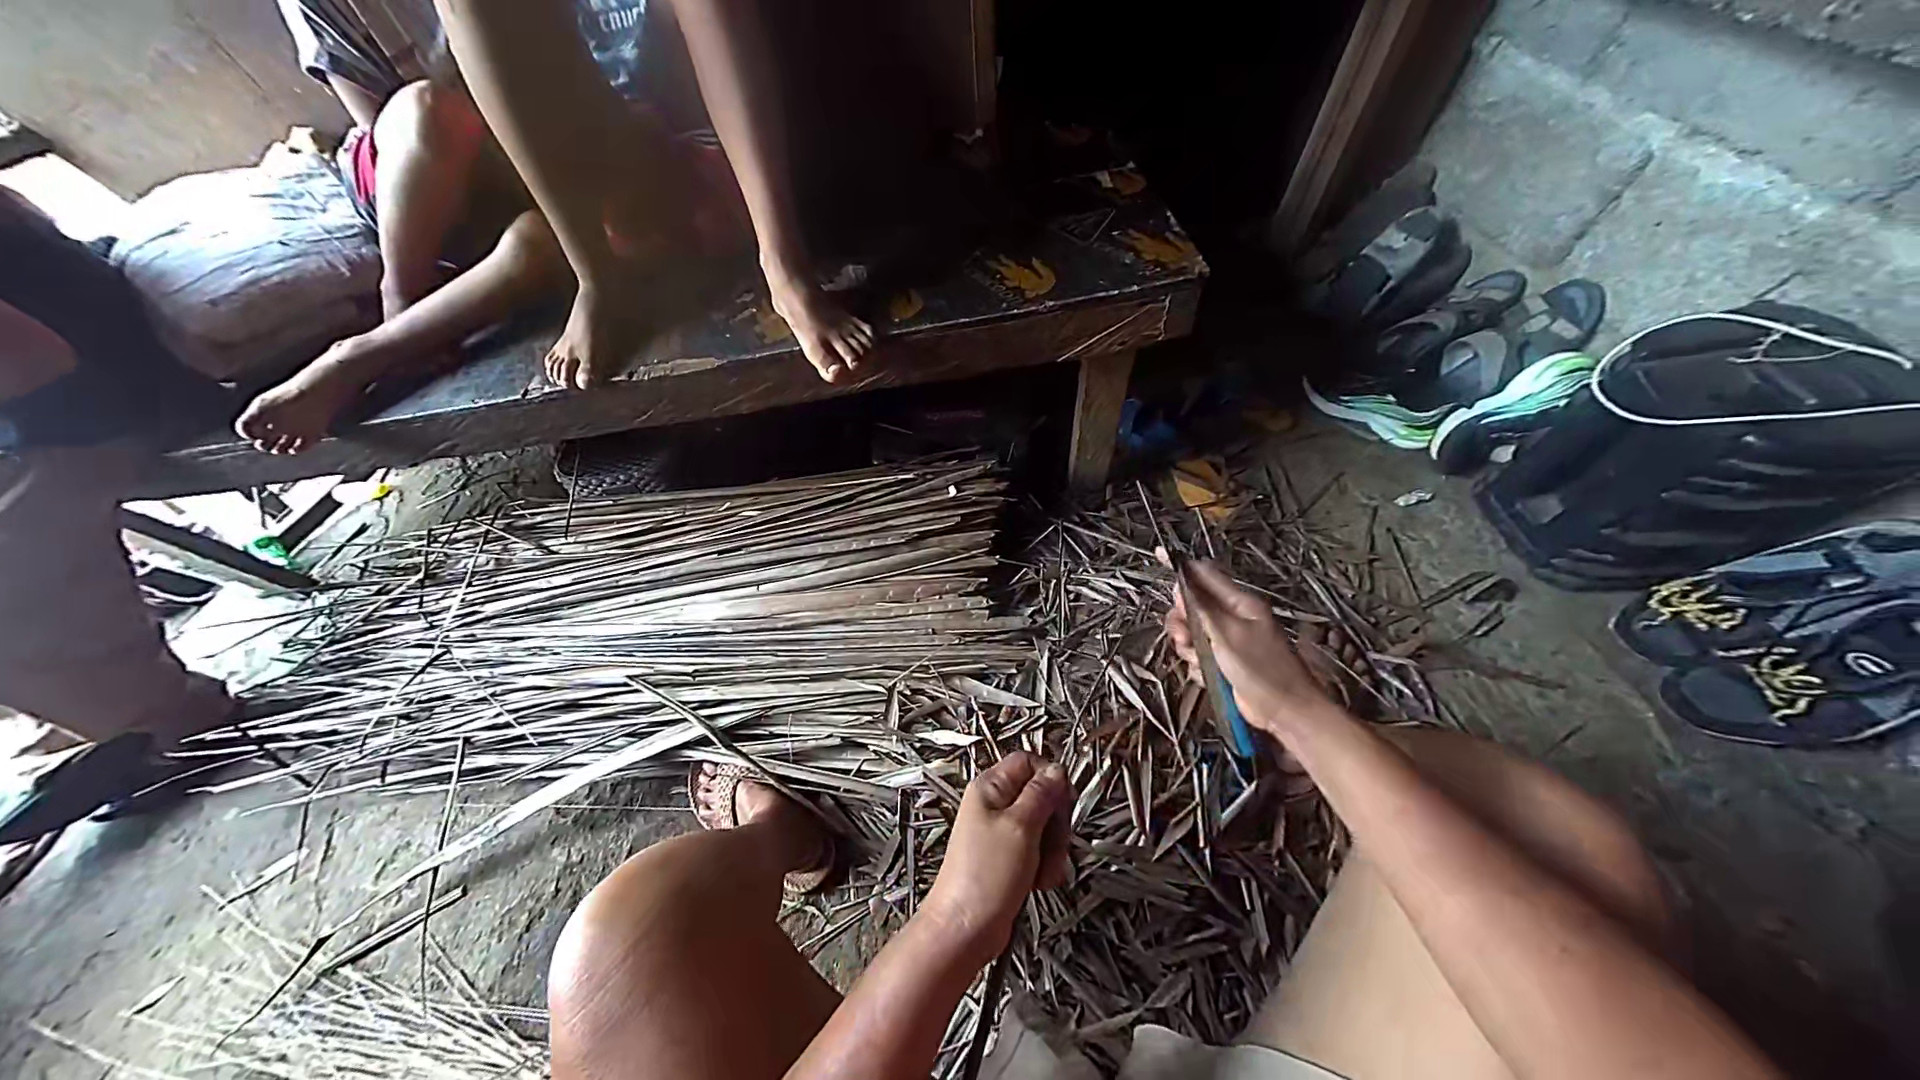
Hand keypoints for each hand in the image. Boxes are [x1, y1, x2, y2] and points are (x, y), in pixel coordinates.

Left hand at [921, 751, 1071, 964]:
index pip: (1028, 762)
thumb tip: (1057, 770)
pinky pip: (1039, 851)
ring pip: (1044, 826)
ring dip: (1053, 849)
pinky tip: (1038, 881)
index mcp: (990, 788)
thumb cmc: (982, 878)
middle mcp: (994, 806)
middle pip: (1041, 796)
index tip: (1064, 802)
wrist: (966, 929)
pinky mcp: (1009, 858)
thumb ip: (1042, 794)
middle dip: (1056, 822)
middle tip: (1054, 841)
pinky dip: (1045, 865)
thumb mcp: (1021, 827)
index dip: (1051, 779)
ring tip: (1043, 869)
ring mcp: (1001, 833)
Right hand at [1164, 557, 1334, 730]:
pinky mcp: (1221, 661)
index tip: (1161, 557)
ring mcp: (1226, 640)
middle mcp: (1232, 618)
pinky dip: (1197, 665)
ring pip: (1191, 632)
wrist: (1283, 712)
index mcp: (1240, 603)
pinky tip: (1209, 675)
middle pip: (1192, 605)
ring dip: (1189, 647)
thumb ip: (1202, 606)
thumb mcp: (1227, 633)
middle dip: (1182, 620)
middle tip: (1184, 635)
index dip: (1183, 568)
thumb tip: (1182, 581)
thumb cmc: (1263, 670)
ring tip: (1200, 659)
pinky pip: (1197, 654)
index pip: (1206, 574)